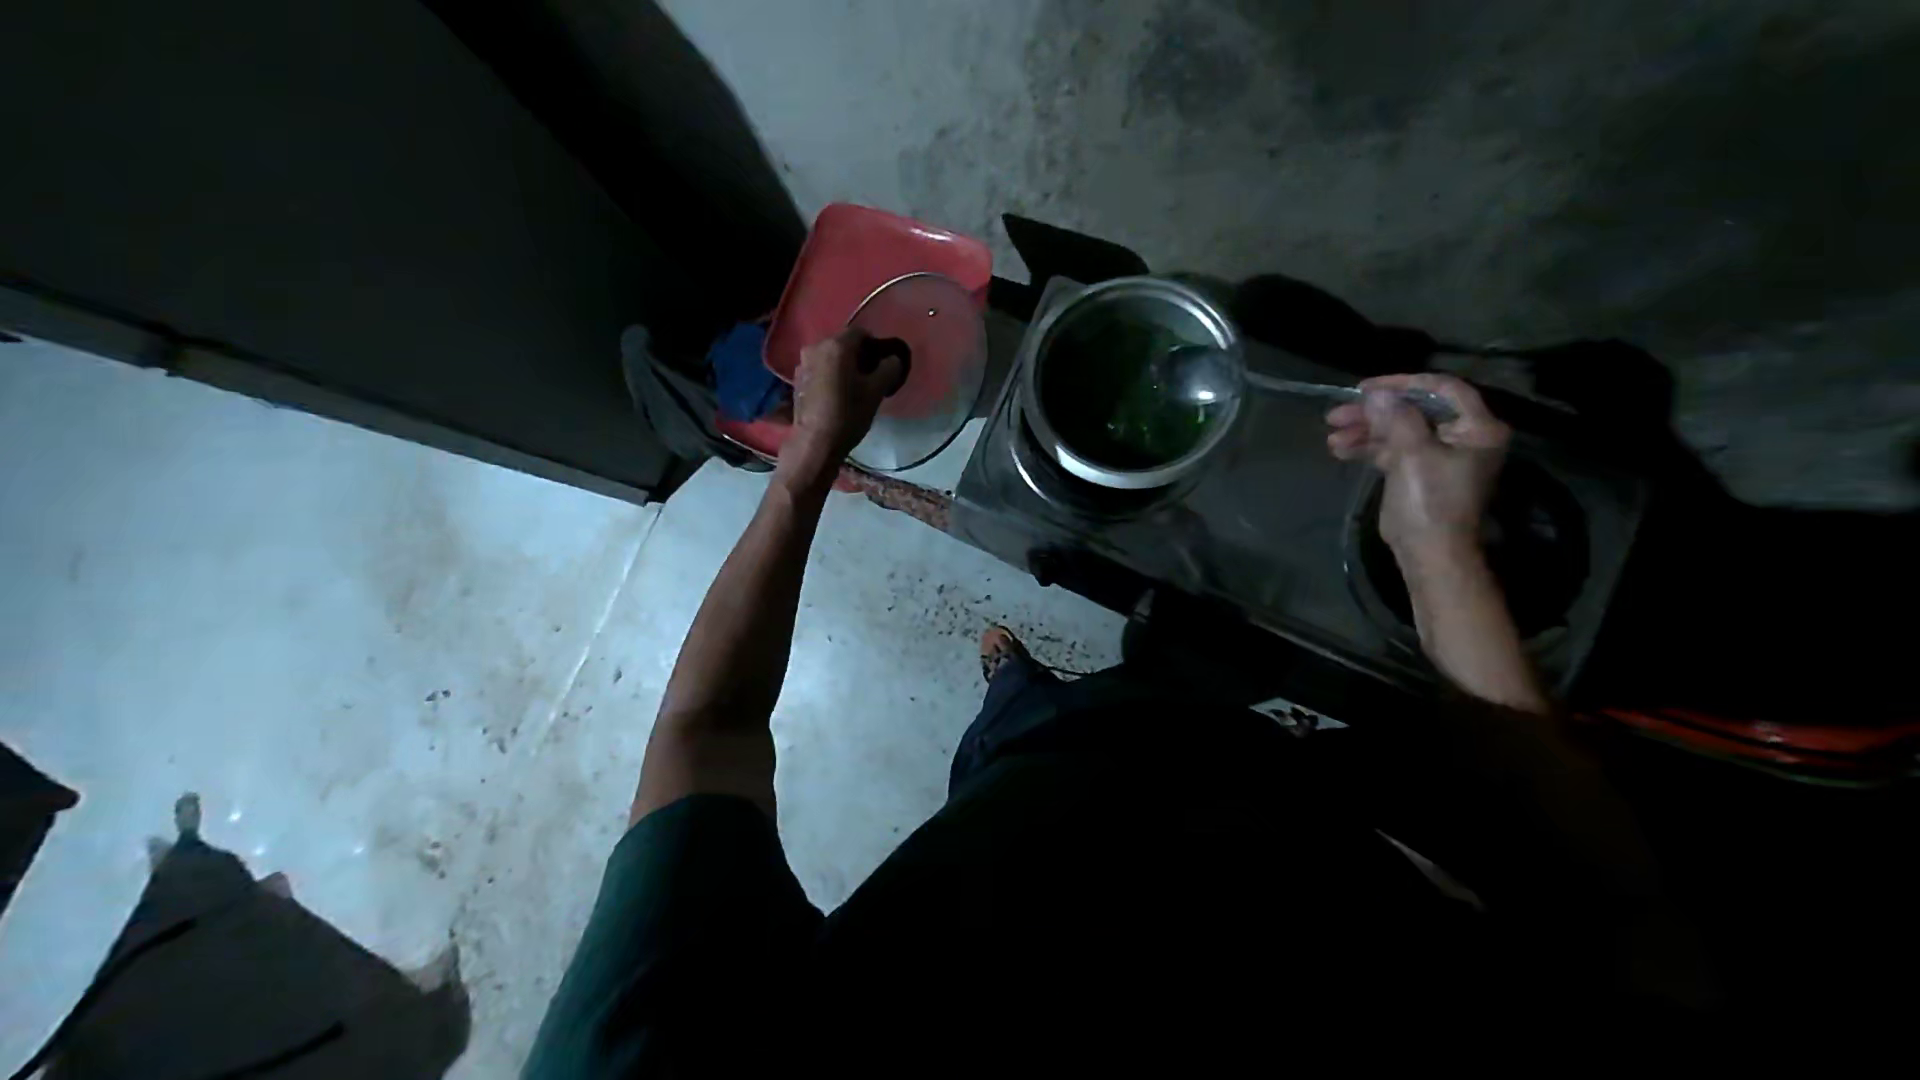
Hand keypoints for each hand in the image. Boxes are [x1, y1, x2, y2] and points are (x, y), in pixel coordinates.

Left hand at [783, 328, 905, 483]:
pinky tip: (835, 395)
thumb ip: (889, 369)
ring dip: (841, 367)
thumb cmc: (849, 414)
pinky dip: (829, 376)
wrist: (816, 442)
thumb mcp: (876, 391)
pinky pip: (818, 370)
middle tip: (869, 376)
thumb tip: (893, 359)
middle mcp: (815, 347)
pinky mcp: (796, 381)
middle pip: (842, 344)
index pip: (861, 333)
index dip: (874, 345)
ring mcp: (802, 364)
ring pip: (829, 358)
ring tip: (852, 387)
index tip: (882, 364)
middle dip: (857, 356)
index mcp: (836, 346)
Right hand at [1324, 373, 1509, 557]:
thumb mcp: (1413, 454)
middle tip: (1336, 415)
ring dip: (1364, 432)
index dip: (1402, 384)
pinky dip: (1368, 448)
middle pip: (1414, 411)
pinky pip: (1392, 451)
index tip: (1364, 388)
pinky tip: (1340, 450)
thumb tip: (1376, 393)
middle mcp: (1462, 437)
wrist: (1429, 551)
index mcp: (1477, 428)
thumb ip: (1396, 419)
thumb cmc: (1430, 501)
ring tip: (1332, 437)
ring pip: (1398, 431)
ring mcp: (1439, 455)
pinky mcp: (1418, 472)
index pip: (1441, 390)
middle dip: (1373, 413)